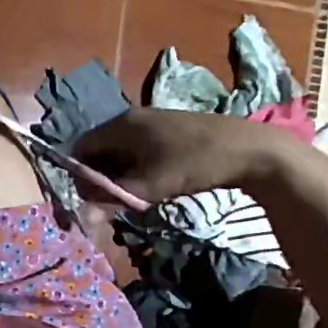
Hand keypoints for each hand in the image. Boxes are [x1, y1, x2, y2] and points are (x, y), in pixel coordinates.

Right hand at [72, 109, 284, 203]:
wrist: (248, 149)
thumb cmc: (193, 165)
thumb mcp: (148, 186)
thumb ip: (111, 197)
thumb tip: (81, 210)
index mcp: (121, 124)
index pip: (81, 147)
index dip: (80, 174)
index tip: (92, 198)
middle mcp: (131, 117)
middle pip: (100, 149)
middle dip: (101, 177)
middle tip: (114, 202)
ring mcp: (151, 121)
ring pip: (120, 152)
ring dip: (121, 175)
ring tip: (135, 196)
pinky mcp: (168, 129)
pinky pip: (138, 149)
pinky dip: (138, 168)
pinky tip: (154, 183)